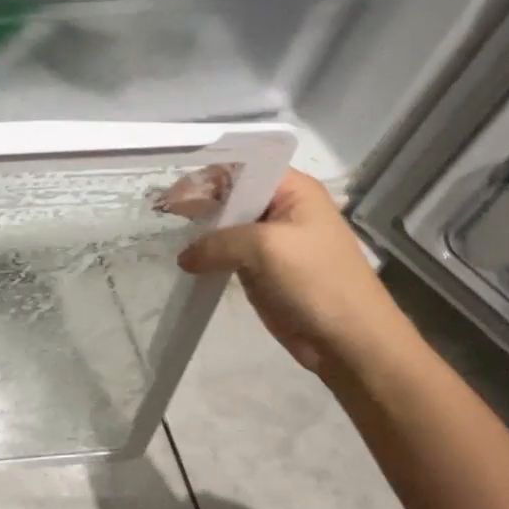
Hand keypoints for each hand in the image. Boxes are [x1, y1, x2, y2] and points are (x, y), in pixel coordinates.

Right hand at [178, 171, 420, 380]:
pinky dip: (208, 255)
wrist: (349, 341)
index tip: (172, 192)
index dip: (206, 175)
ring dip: (200, 229)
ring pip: (227, 225)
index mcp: (293, 189)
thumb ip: (218, 242)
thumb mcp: (266, 248)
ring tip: (163, 230)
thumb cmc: (316, 281)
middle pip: (232, 194)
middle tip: (159, 212)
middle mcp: (282, 207)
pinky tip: (183, 259)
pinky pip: (228, 254)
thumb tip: (184, 257)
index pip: (242, 167)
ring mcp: (272, 240)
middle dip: (198, 201)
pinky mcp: (263, 269)